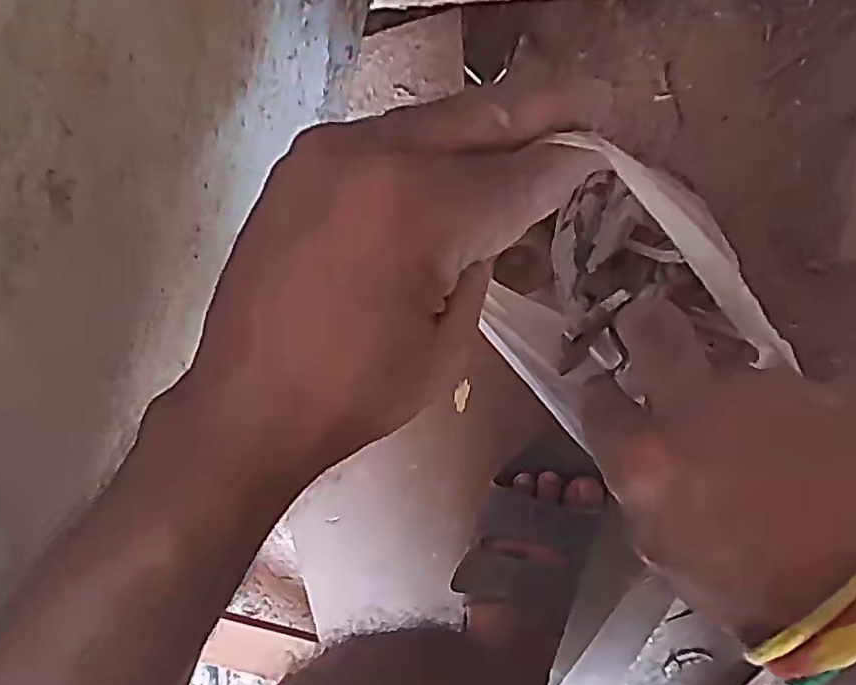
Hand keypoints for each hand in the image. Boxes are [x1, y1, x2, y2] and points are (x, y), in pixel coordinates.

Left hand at [167, 81, 611, 485]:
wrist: (249, 407)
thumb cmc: (351, 398)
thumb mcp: (444, 348)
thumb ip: (482, 269)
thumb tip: (492, 224)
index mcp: (417, 208)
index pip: (520, 173)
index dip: (571, 164)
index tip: (606, 154)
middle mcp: (371, 155)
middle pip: (480, 118)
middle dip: (544, 112)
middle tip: (593, 106)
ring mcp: (324, 153)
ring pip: (427, 124)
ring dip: (480, 133)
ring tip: (523, 139)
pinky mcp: (297, 169)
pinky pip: (380, 146)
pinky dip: (423, 156)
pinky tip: (444, 175)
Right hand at [577, 298, 855, 640]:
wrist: (846, 588)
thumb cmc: (733, 581)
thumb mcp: (655, 544)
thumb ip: (637, 487)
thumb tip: (638, 459)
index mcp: (643, 456)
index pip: (600, 400)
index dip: (600, 394)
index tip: (607, 392)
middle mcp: (695, 408)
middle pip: (656, 332)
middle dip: (642, 324)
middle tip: (641, 324)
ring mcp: (763, 392)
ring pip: (730, 374)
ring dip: (727, 397)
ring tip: (750, 442)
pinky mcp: (822, 393)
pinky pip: (783, 396)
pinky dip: (778, 416)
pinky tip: (796, 455)